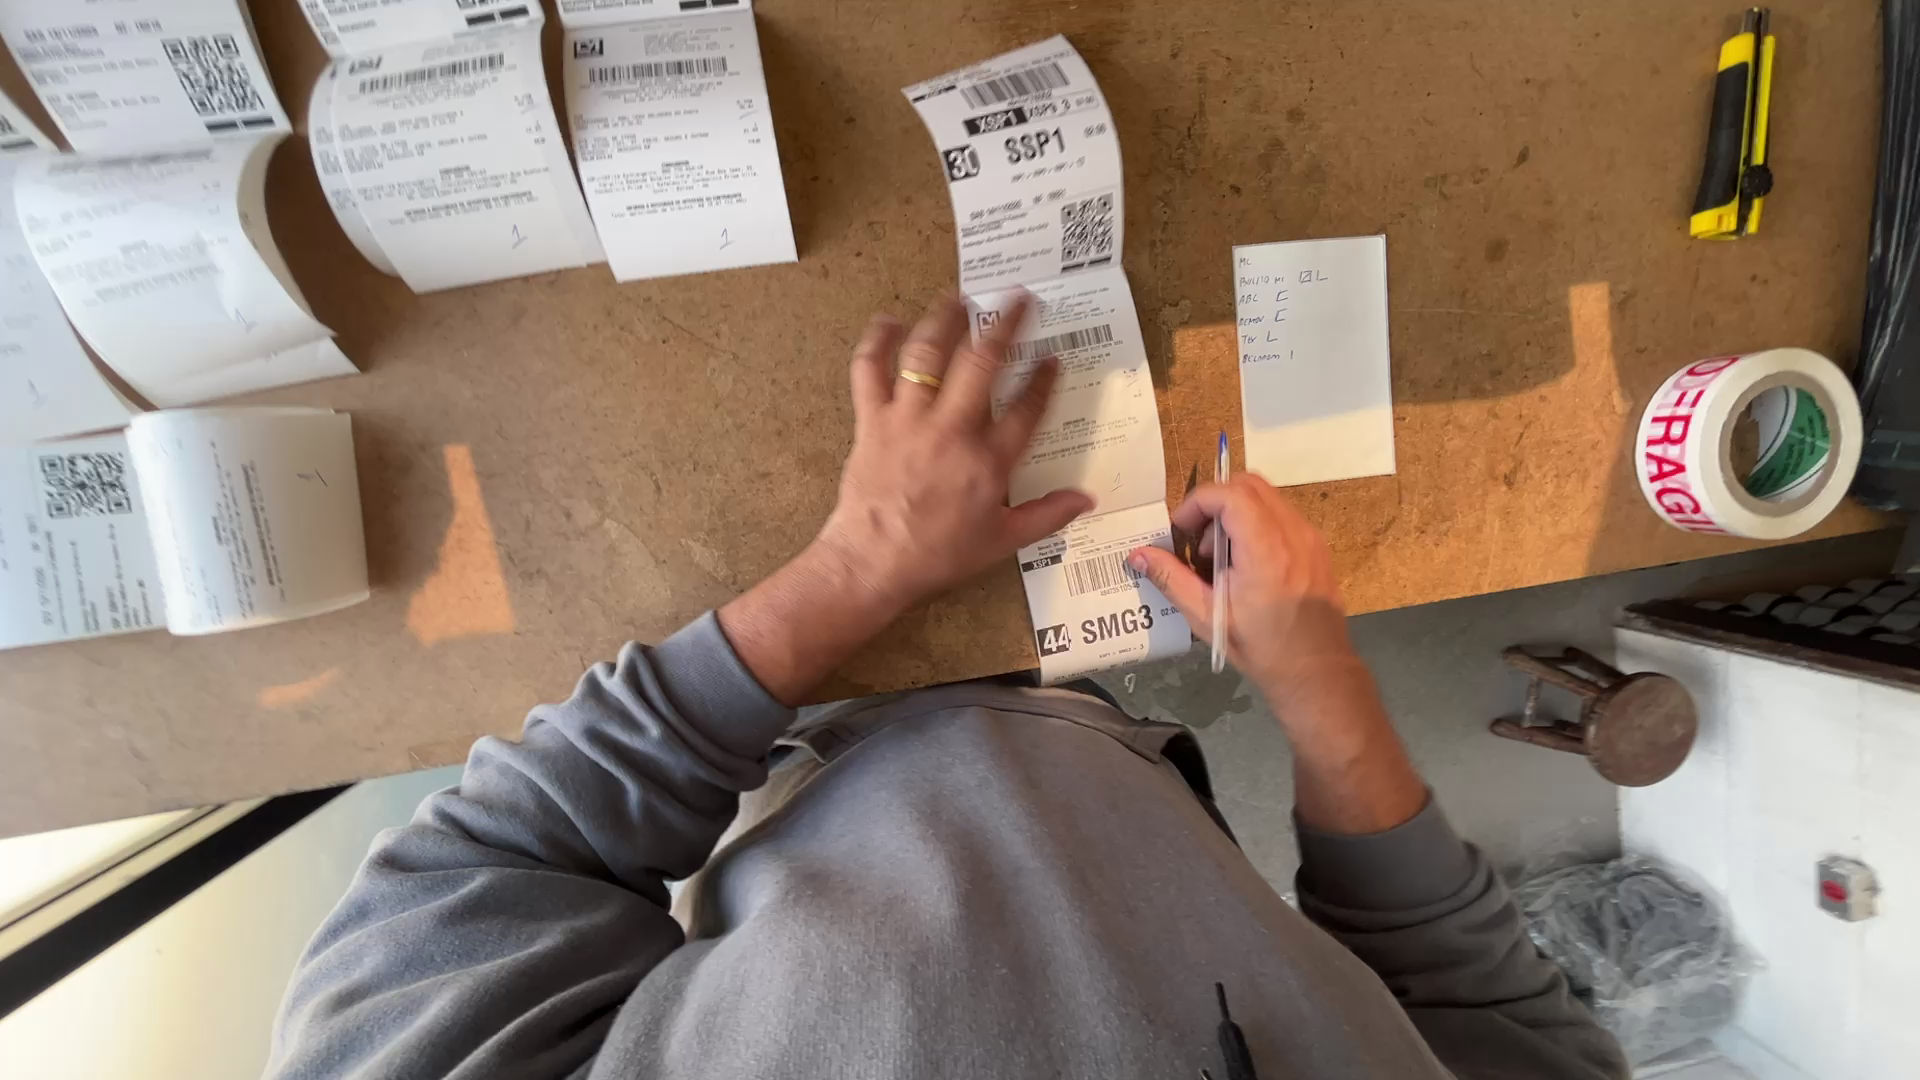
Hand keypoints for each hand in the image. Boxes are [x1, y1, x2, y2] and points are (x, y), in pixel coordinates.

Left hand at [812, 292, 1092, 617]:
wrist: (873, 562)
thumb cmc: (938, 555)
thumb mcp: (1001, 541)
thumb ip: (1047, 515)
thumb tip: (1087, 499)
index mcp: (989, 461)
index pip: (1026, 409)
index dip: (1043, 379)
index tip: (1052, 357)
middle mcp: (952, 430)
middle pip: (984, 363)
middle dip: (1006, 325)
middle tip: (1018, 300)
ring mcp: (910, 420)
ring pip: (929, 353)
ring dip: (946, 319)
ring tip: (959, 297)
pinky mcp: (873, 420)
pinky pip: (870, 370)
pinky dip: (876, 342)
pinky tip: (887, 321)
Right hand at [1129, 473, 1425, 833]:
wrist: (1316, 669)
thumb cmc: (1259, 646)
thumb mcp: (1206, 616)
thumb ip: (1171, 579)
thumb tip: (1137, 555)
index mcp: (1265, 551)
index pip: (1230, 494)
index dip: (1197, 502)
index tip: (1181, 530)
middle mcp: (1293, 534)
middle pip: (1248, 484)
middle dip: (1214, 502)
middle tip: (1197, 539)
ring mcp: (1309, 536)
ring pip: (1266, 495)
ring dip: (1234, 512)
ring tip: (1218, 553)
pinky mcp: (1316, 545)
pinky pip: (1280, 512)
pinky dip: (1254, 522)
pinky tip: (1243, 560)